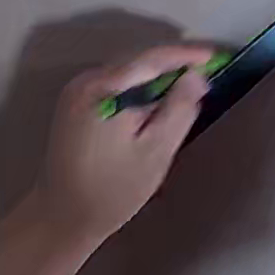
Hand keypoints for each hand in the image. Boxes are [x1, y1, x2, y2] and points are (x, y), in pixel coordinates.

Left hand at [30, 44, 213, 244]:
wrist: (61, 220)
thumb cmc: (112, 190)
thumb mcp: (156, 151)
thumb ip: (179, 109)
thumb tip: (196, 75)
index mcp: (102, 89)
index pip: (152, 58)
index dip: (186, 55)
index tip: (214, 56)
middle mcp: (87, 81)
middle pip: (139, 60)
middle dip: (174, 64)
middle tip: (206, 72)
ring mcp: (78, 90)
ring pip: (129, 70)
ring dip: (159, 75)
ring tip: (188, 85)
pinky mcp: (77, 102)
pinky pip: (118, 82)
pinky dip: (142, 85)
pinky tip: (158, 99)